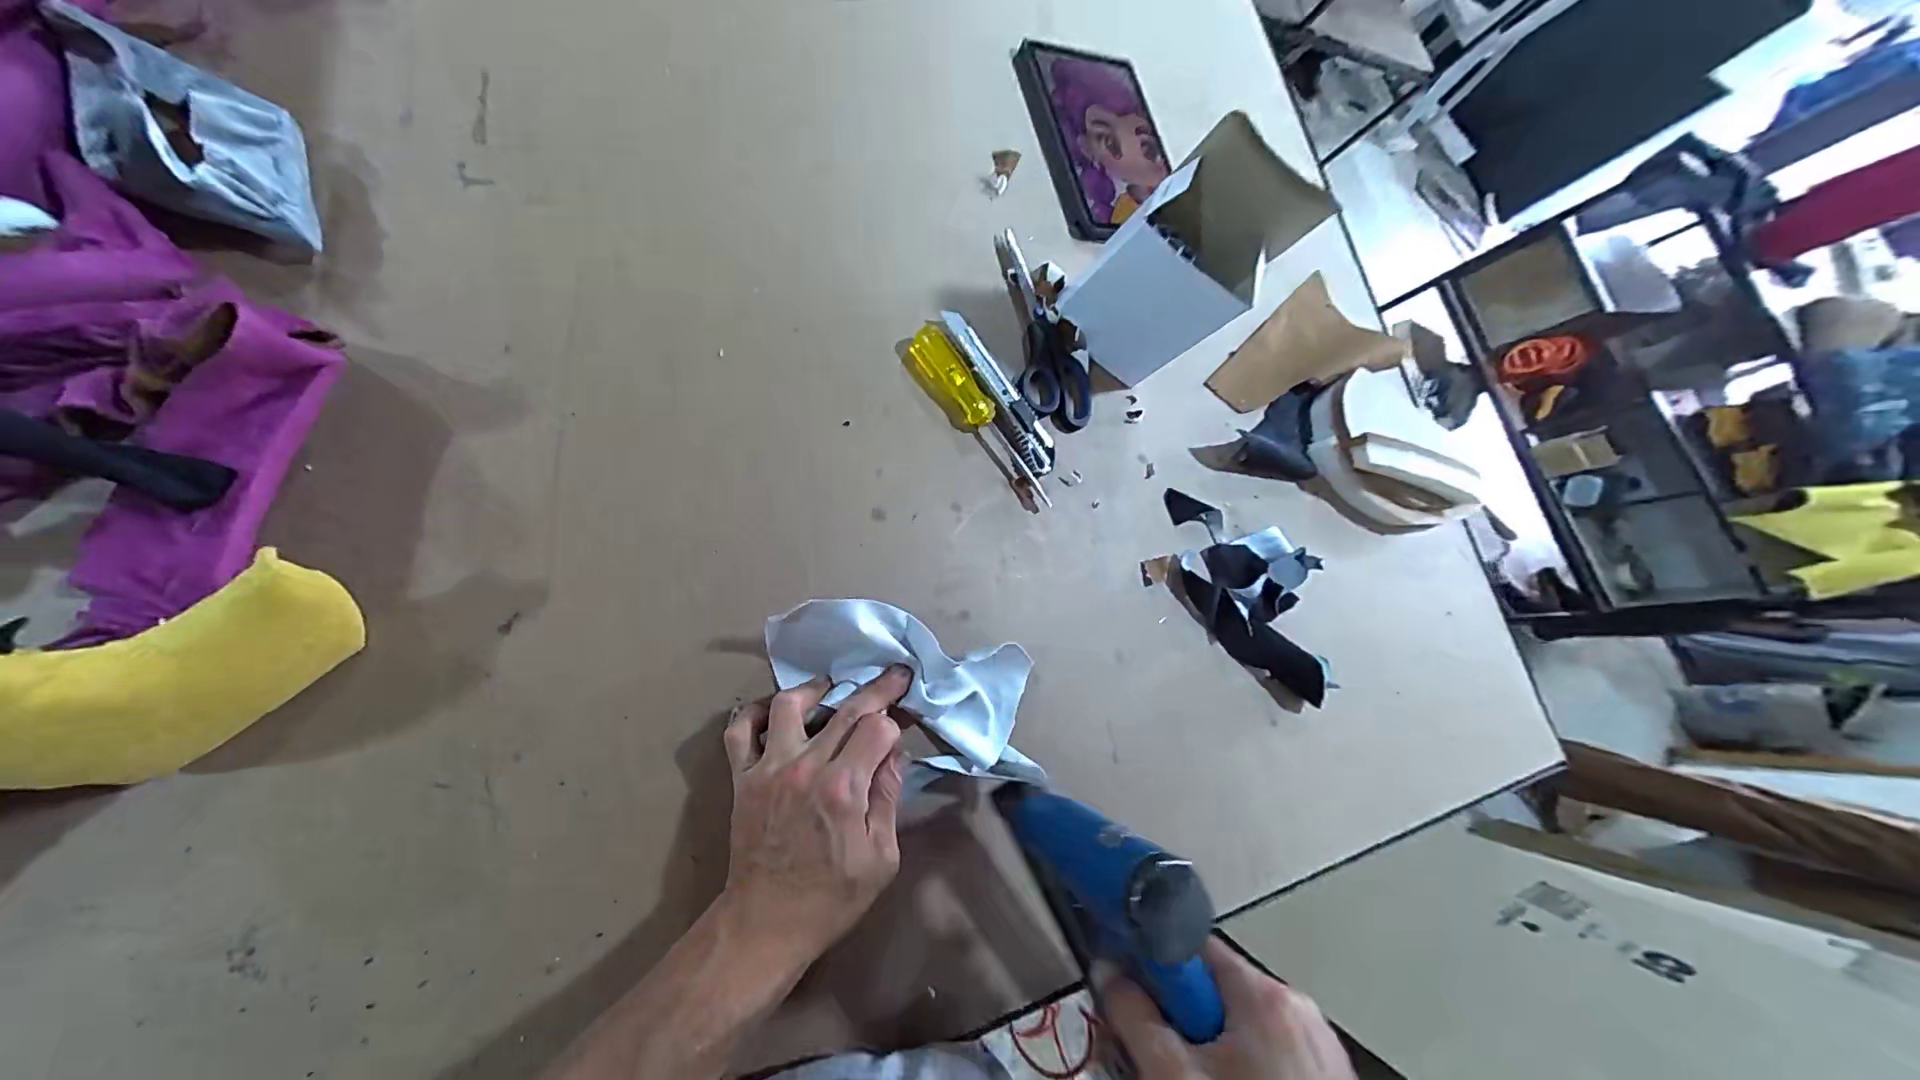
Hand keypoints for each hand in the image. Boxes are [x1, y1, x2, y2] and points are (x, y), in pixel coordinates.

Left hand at [716, 666, 911, 971]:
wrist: (765, 924)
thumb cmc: (832, 897)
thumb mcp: (882, 857)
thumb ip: (889, 797)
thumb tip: (895, 753)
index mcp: (843, 789)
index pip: (877, 729)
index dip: (896, 721)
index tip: (904, 721)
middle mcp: (806, 767)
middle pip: (846, 708)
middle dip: (876, 689)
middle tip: (893, 676)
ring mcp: (769, 768)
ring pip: (789, 704)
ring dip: (815, 689)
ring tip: (831, 689)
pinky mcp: (742, 777)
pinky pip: (740, 730)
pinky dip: (755, 711)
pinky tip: (775, 710)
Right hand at [1103, 938, 1355, 1079]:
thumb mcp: (1176, 1078)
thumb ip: (1134, 1018)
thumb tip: (1107, 971)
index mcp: (1265, 995)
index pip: (1190, 948)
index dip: (1153, 970)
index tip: (1131, 995)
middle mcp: (1298, 1009)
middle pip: (1212, 988)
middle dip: (1177, 1019)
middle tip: (1157, 1059)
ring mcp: (1318, 1048)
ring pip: (1237, 1025)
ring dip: (1205, 1047)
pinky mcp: (1326, 1078)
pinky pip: (1267, 1053)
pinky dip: (1240, 1068)